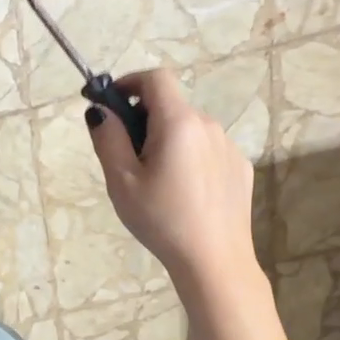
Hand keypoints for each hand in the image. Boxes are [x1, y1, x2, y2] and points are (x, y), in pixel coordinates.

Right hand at [86, 68, 258, 293]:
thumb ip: (108, 138)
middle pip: (170, 106)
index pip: (155, 79)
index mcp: (178, 123)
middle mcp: (208, 125)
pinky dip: (186, 158)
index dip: (128, 82)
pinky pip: (205, 150)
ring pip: (187, 130)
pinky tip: (181, 194)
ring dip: (165, 141)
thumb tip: (100, 111)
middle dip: (143, 120)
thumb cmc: (160, 219)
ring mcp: (228, 146)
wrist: (213, 260)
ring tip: (153, 183)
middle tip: (124, 158)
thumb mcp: (121, 181)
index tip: (108, 102)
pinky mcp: (239, 167)